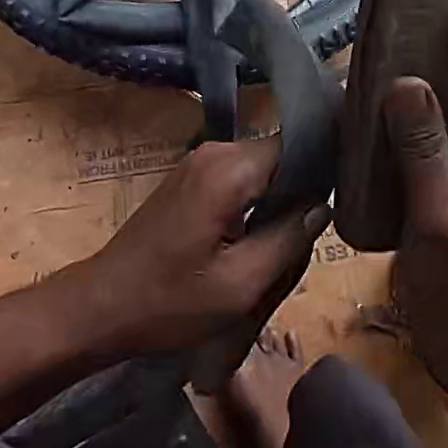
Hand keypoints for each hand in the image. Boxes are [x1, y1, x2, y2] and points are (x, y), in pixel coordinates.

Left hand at [67, 137, 329, 357]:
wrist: (105, 302)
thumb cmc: (171, 300)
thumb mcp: (240, 283)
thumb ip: (288, 238)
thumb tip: (322, 204)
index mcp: (227, 169)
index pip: (294, 144)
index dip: (322, 167)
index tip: (342, 198)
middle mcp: (213, 151)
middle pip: (278, 154)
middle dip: (301, 189)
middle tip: (311, 234)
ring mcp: (198, 160)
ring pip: (260, 166)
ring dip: (279, 198)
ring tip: (289, 240)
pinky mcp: (191, 176)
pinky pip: (240, 176)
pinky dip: (256, 199)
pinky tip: (260, 235)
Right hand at [389, 0, 447, 402]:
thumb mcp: (444, 217)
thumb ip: (425, 150)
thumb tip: (406, 84)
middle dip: (444, 57)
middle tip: (411, 16)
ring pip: (442, 114)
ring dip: (416, 86)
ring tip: (386, 47)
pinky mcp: (438, 183)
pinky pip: (419, 138)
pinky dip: (397, 118)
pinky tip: (371, 100)